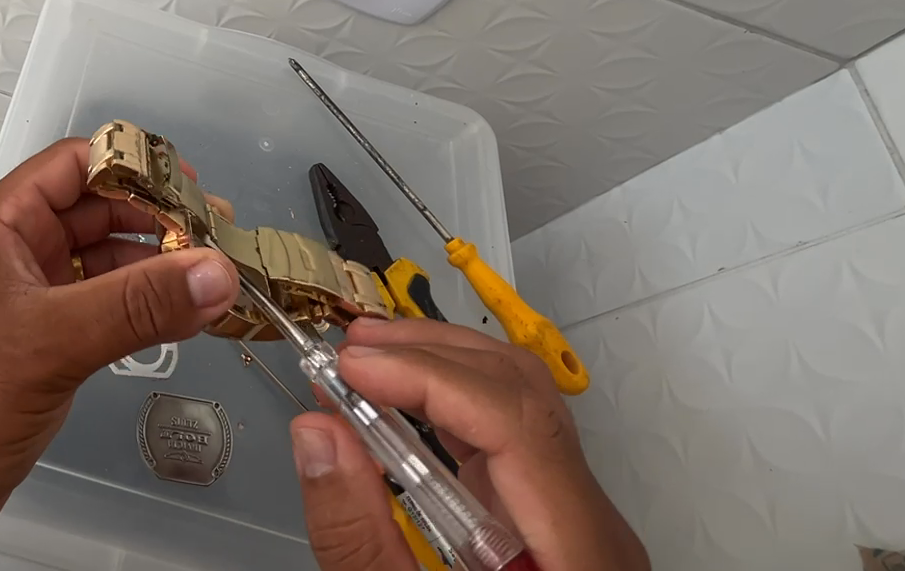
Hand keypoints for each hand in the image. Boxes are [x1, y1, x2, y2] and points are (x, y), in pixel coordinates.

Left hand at [0, 138, 239, 562]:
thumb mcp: (51, 341)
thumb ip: (137, 304)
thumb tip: (216, 271)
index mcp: (2, 222)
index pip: (74, 165)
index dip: (131, 166)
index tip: (190, 188)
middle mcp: (15, 249)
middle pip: (95, 210)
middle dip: (155, 218)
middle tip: (217, 235)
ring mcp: (29, 296)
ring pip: (102, 260)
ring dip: (154, 265)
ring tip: (212, 278)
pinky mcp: (41, 340)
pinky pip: (100, 305)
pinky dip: (140, 306)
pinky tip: (180, 317)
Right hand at [291, 319, 647, 570]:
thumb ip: (358, 540)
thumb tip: (315, 432)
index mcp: (578, 560)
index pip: (515, 424)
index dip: (429, 378)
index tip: (350, 369)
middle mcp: (589, 523)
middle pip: (521, 393)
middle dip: (425, 353)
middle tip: (344, 356)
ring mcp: (573, 512)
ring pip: (516, 393)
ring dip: (432, 359)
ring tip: (360, 360)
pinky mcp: (545, 509)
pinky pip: (502, 424)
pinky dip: (440, 392)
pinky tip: (391, 394)